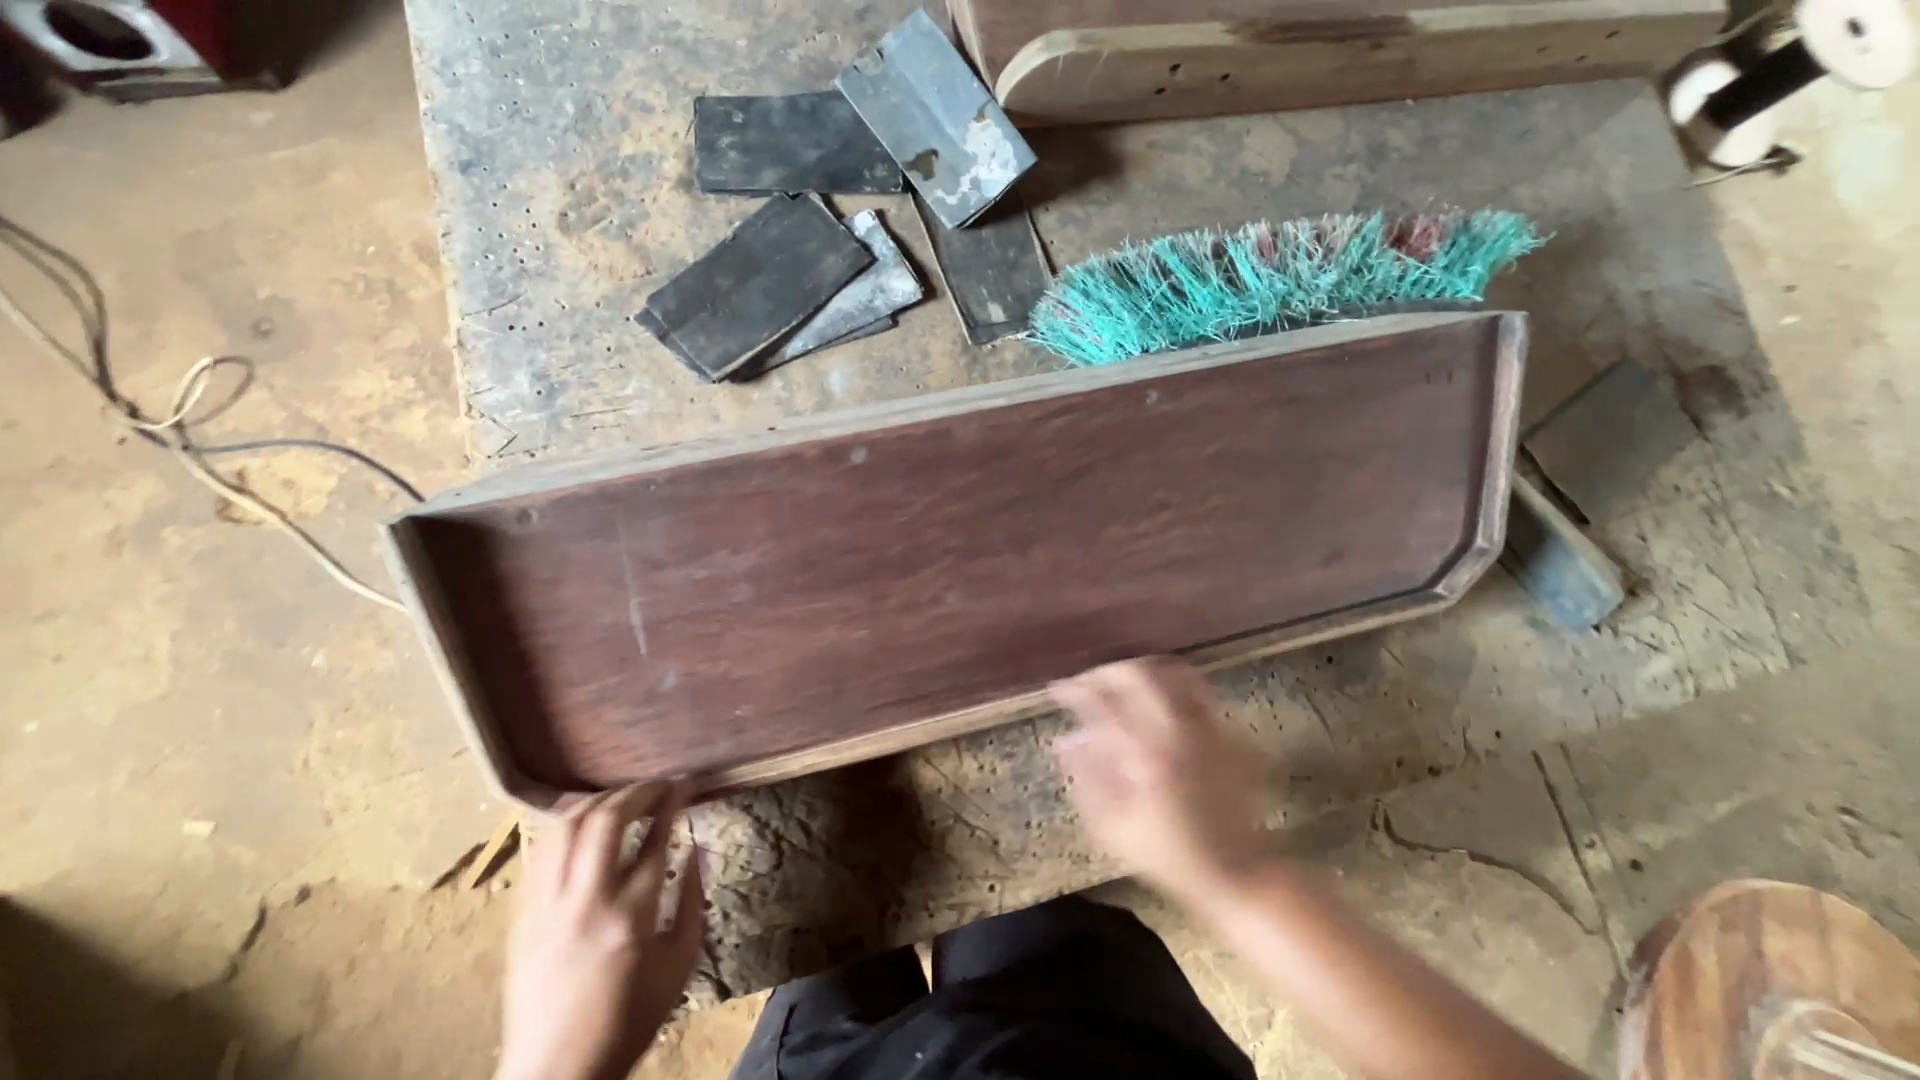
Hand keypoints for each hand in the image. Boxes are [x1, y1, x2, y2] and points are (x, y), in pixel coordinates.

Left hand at [497, 782, 704, 1079]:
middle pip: (606, 820)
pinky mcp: (523, 914)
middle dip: (637, 791)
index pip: (655, 839)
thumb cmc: (629, 1021)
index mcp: (631, 917)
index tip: (686, 784)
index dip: (673, 802)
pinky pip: (541, 851)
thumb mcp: (679, 966)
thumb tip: (699, 847)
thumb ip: (692, 901)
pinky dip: (565, 825)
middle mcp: (585, 901)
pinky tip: (583, 824)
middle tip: (658, 785)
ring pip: (564, 826)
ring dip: (598, 801)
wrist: (557, 1072)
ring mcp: (546, 906)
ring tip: (622, 798)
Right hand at [1049, 657, 1264, 899]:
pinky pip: (1199, 692)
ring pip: (1172, 672)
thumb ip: (1087, 776)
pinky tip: (1163, 702)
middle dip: (1107, 672)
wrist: (1234, 870)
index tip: (1058, 690)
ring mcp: (1207, 726)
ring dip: (1143, 671)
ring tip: (1126, 685)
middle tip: (1091, 684)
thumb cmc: (1166, 854)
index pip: (1100, 699)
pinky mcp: (1230, 733)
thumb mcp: (1112, 825)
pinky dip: (1174, 685)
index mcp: (1142, 750)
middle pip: (1138, 673)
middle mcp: (1176, 728)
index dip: (1074, 689)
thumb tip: (1066, 739)